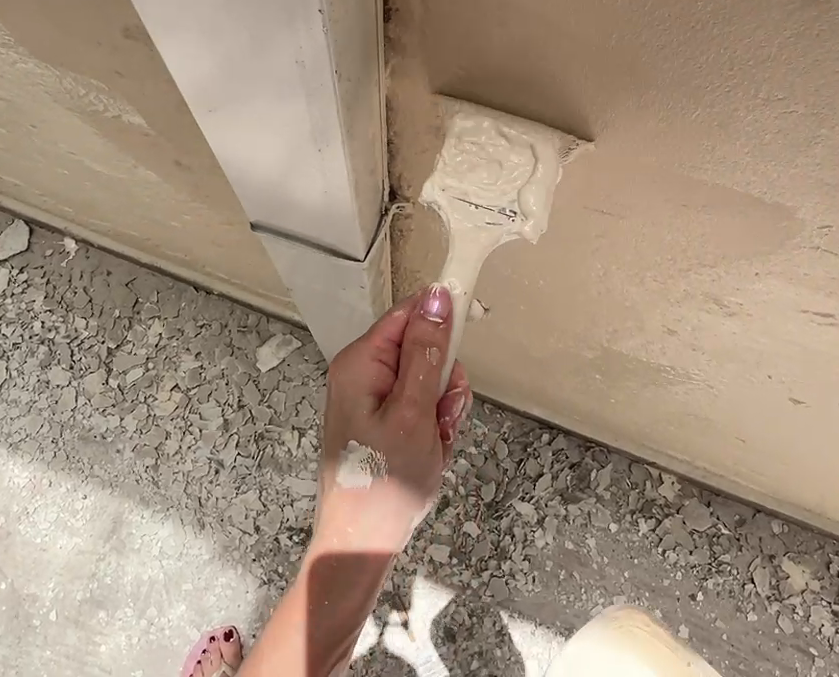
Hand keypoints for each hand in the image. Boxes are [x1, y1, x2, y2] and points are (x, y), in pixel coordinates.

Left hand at [312, 284, 472, 556]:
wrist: (362, 544)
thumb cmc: (385, 480)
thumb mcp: (414, 411)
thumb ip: (427, 351)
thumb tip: (438, 294)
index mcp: (361, 361)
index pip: (409, 312)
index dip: (443, 315)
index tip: (477, 321)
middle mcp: (364, 371)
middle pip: (423, 347)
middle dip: (444, 379)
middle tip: (443, 414)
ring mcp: (373, 397)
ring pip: (429, 379)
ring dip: (443, 406)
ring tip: (434, 440)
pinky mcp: (384, 420)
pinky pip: (422, 404)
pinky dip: (435, 424)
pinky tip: (430, 451)